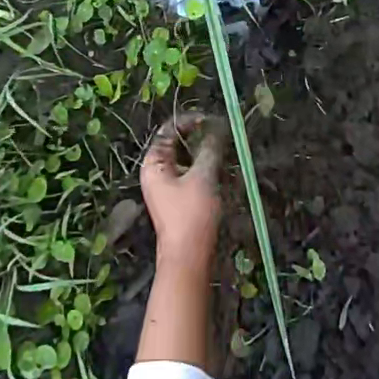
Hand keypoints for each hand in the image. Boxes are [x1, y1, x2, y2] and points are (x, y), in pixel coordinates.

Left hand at [140, 111, 225, 269]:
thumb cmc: (191, 214)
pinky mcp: (179, 197)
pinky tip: (221, 166)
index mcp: (153, 163)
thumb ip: (210, 149)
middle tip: (221, 132)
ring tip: (224, 147)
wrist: (188, 257)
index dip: (189, 121)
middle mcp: (157, 171)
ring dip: (204, 151)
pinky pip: (191, 173)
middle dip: (198, 136)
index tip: (212, 120)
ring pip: (186, 158)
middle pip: (176, 143)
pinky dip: (204, 166)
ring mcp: (167, 185)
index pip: (168, 130)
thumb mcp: (203, 177)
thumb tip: (217, 127)